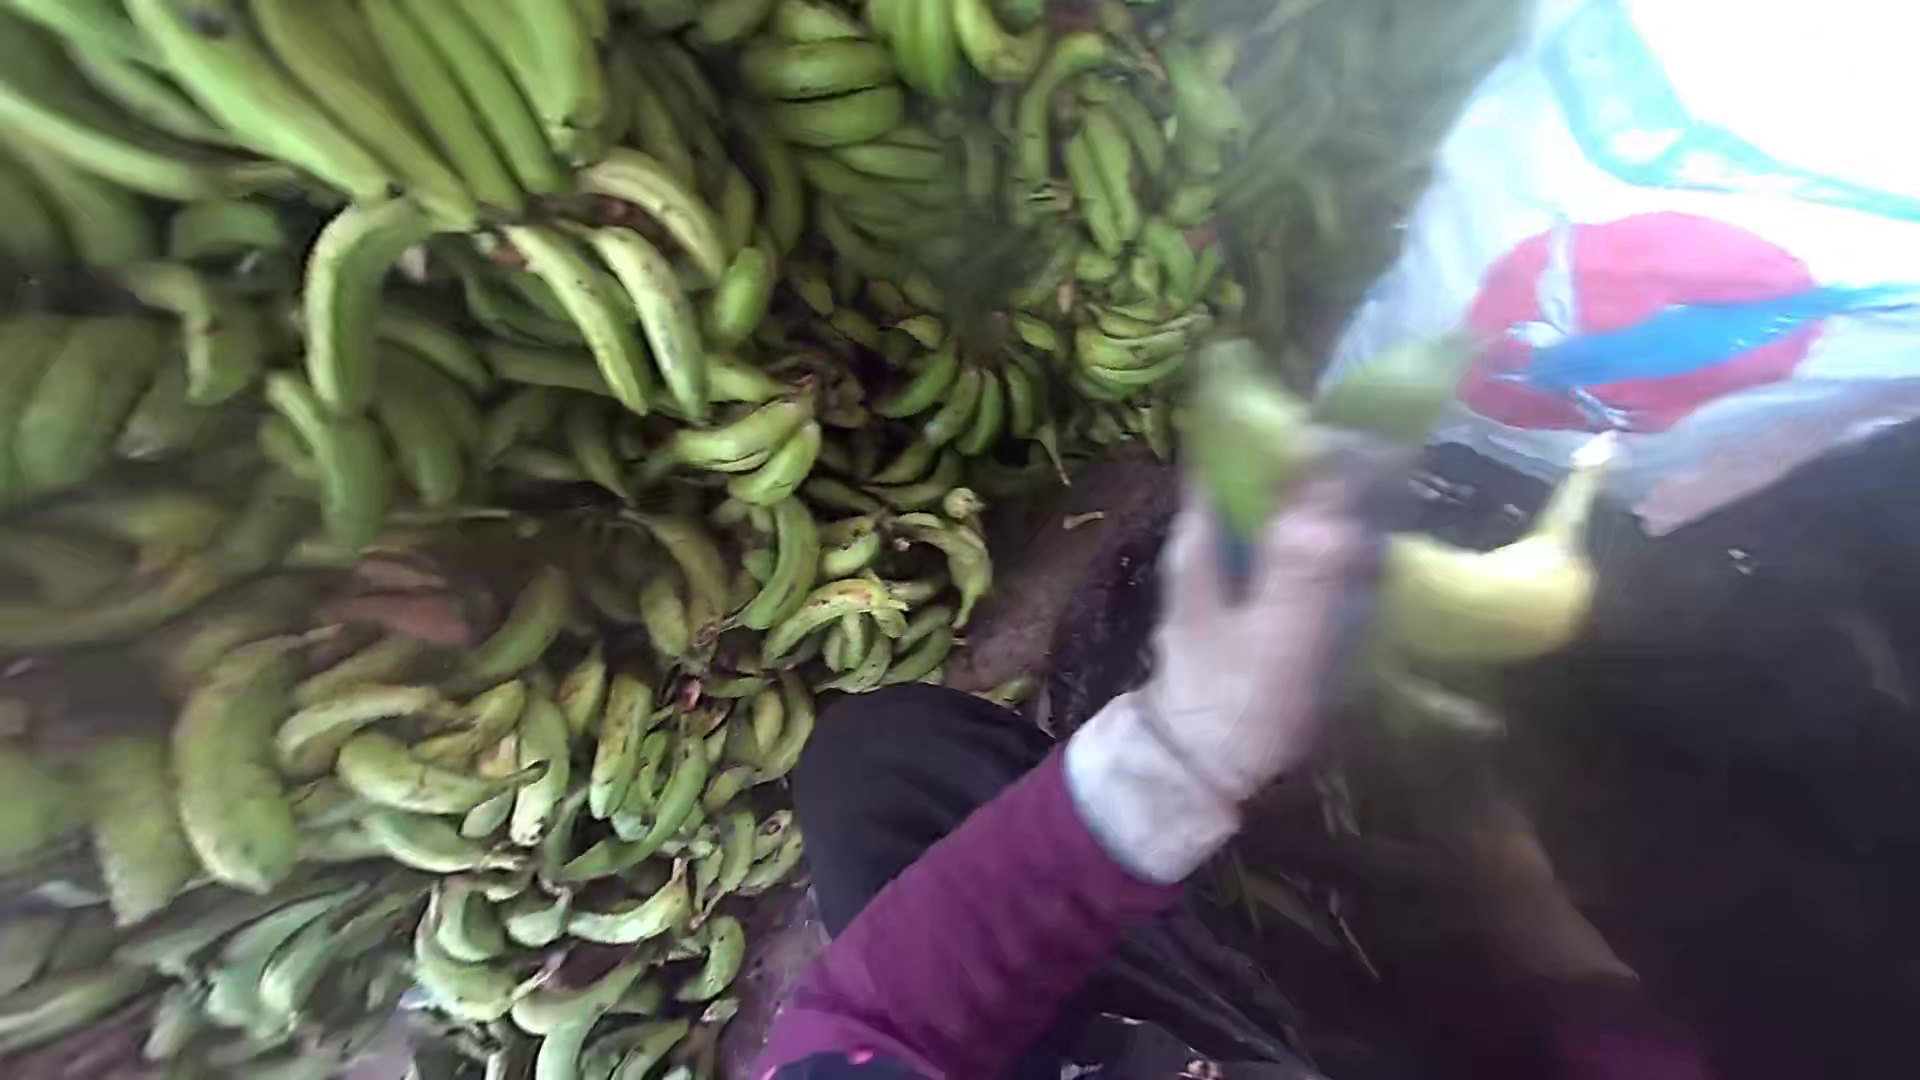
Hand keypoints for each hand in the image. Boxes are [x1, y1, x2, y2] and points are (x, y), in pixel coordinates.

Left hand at [1066, 450, 1391, 882]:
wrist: (1202, 761)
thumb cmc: (1235, 696)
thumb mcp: (1278, 629)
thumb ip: (1304, 555)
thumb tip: (1329, 459)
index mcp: (1200, 536)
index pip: (1224, 452)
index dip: (1272, 420)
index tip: (1336, 401)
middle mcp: (1206, 542)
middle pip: (1256, 477)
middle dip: (1313, 458)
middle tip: (1385, 442)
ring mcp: (1224, 570)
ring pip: (1274, 512)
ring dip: (1322, 498)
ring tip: (1388, 481)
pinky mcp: (1245, 597)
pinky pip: (1284, 551)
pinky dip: (1320, 540)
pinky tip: (1365, 543)